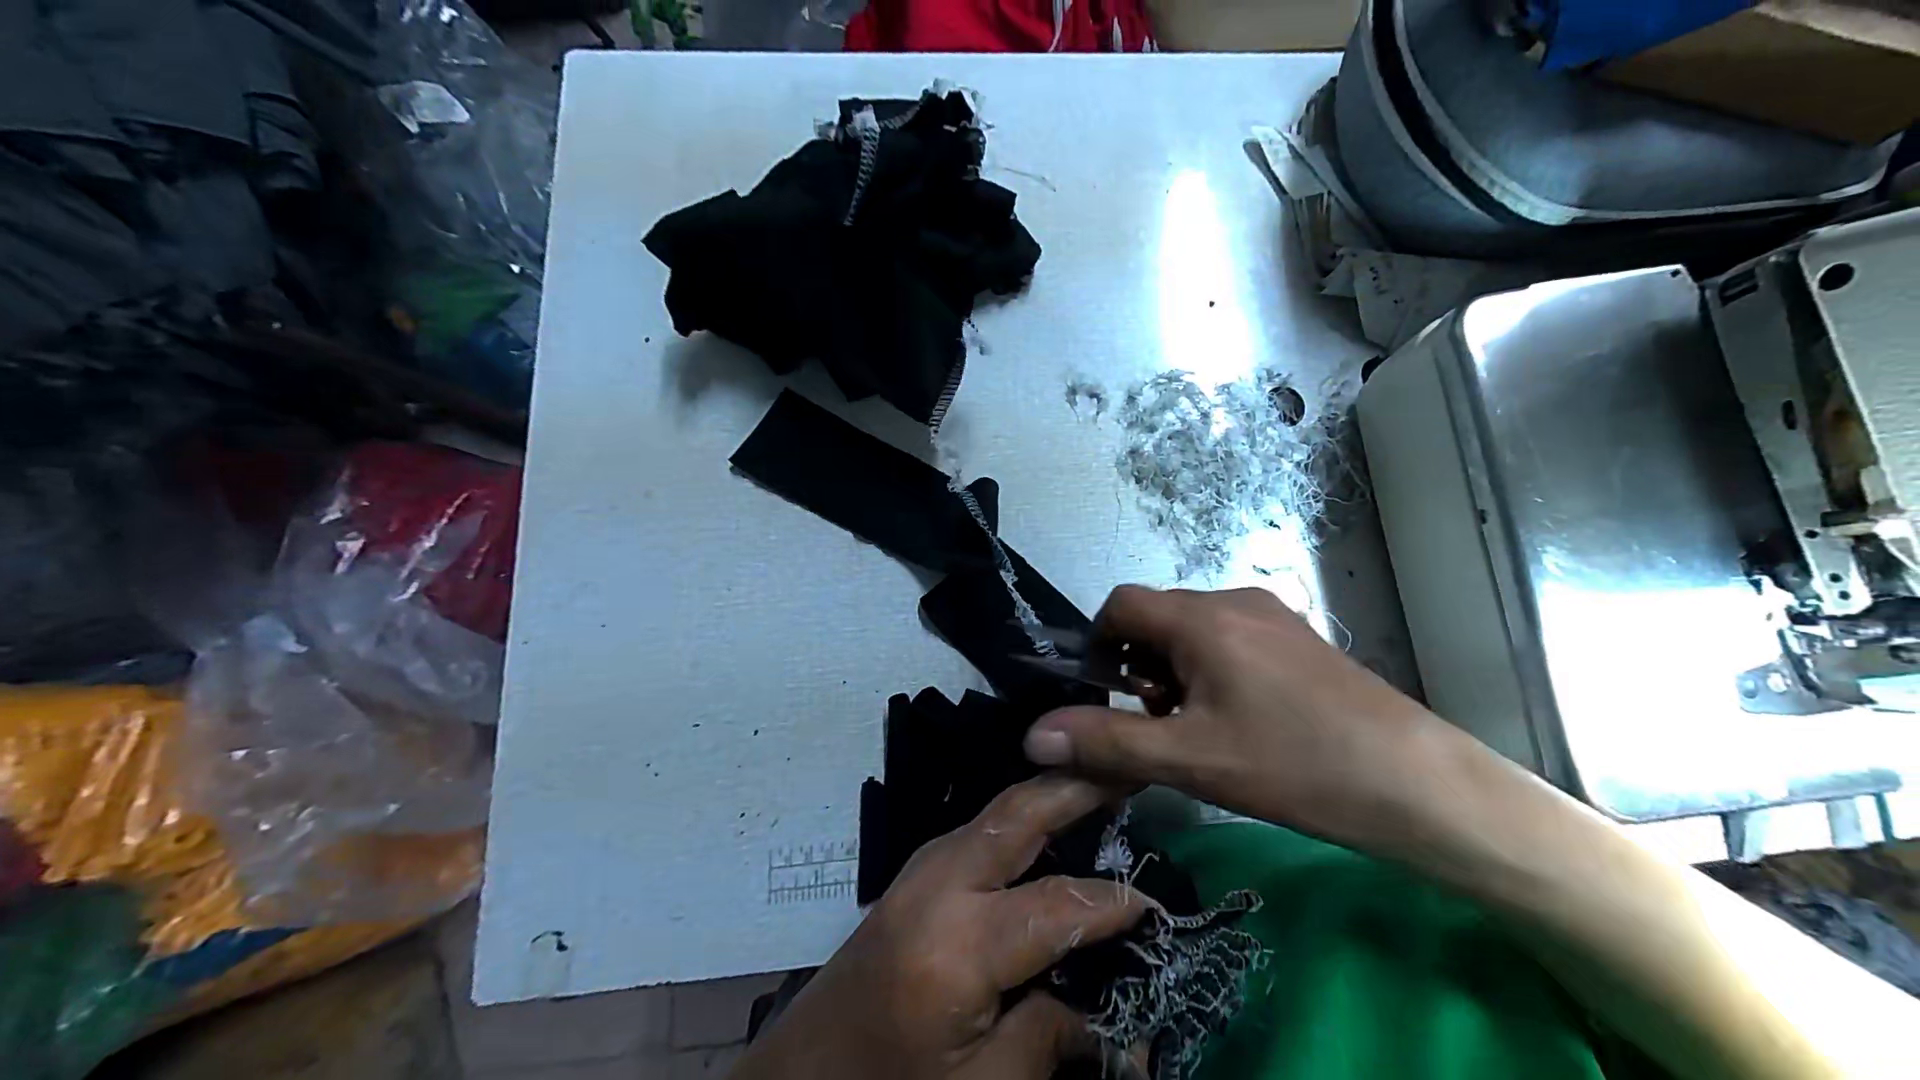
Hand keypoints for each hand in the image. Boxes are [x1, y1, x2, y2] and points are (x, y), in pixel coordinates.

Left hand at [731, 776, 1145, 1079]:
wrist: (807, 1067)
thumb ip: (1051, 1039)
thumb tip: (1120, 1022)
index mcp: (959, 942)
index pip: (1060, 906)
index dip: (1115, 905)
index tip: (1158, 904)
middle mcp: (941, 882)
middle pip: (1020, 815)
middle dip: (1078, 786)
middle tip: (1129, 767)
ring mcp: (924, 866)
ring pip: (999, 810)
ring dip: (1051, 791)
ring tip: (1101, 780)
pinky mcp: (919, 869)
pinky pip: (983, 828)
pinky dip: (1025, 814)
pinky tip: (1053, 821)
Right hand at [1022, 586, 1470, 853]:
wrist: (1418, 784)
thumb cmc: (1295, 764)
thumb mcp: (1189, 759)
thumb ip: (1106, 741)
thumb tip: (1033, 734)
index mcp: (1201, 619)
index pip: (1120, 604)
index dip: (1098, 645)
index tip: (1106, 696)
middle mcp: (1234, 601)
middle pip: (1156, 617)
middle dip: (1139, 666)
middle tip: (1159, 724)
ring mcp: (1272, 616)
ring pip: (1193, 629)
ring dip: (1175, 670)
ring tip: (1199, 729)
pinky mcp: (1298, 638)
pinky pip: (1230, 638)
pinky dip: (1211, 670)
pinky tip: (1241, 721)